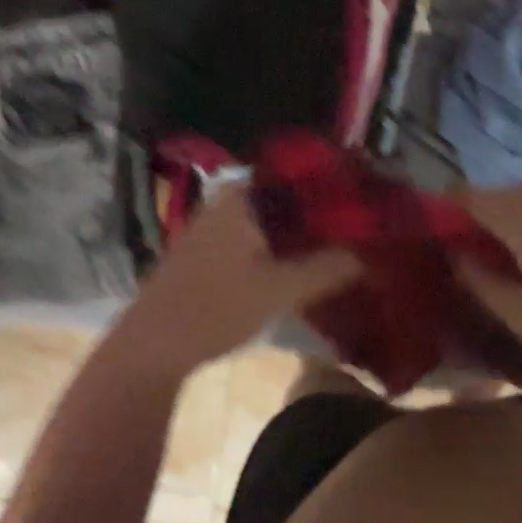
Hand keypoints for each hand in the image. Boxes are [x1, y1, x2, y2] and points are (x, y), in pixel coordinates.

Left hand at [107, 188, 359, 377]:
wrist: (152, 346)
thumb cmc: (214, 308)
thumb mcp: (279, 289)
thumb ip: (326, 268)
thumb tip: (367, 255)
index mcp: (242, 197)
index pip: (299, 176)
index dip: (335, 187)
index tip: (369, 201)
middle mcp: (228, 202)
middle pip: (288, 200)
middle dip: (324, 214)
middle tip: (364, 227)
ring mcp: (217, 228)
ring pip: (274, 222)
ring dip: (305, 235)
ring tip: (346, 246)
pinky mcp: (213, 254)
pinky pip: (260, 240)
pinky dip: (284, 249)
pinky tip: (308, 266)